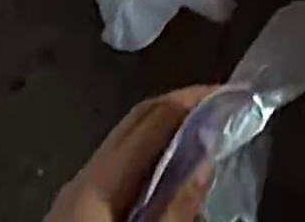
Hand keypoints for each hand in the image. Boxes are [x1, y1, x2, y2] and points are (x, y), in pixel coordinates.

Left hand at [47, 86, 219, 221]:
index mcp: (96, 182)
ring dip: (166, 129)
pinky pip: (120, 168)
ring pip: (127, 142)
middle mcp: (83, 178)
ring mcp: (75, 197)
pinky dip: (151, 157)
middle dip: (180, 105)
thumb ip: (175, 212)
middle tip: (222, 105)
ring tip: (205, 132)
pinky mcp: (77, 216)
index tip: (230, 95)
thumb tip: (206, 162)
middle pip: (137, 120)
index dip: (193, 99)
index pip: (153, 118)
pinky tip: (172, 174)